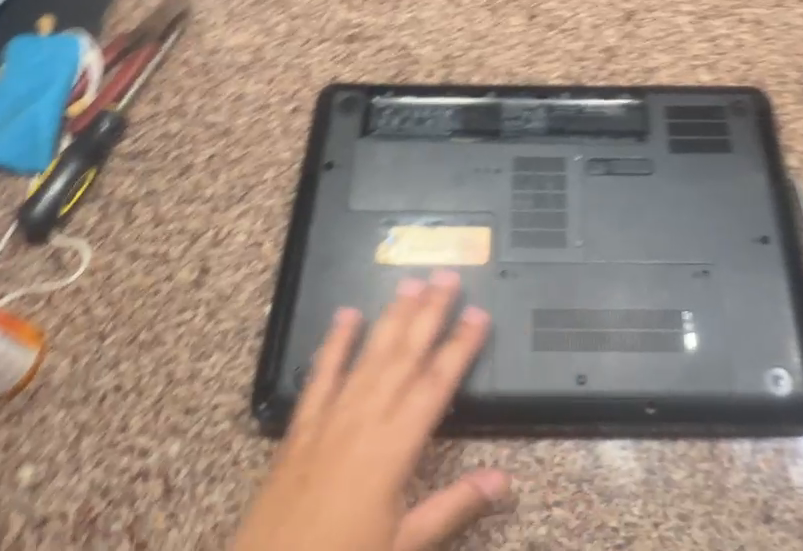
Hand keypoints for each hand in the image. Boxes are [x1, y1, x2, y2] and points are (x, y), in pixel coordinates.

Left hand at [231, 270, 509, 550]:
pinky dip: (334, 344)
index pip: (436, 384)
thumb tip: (502, 480)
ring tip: (410, 284)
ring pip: (367, 357)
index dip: (460, 347)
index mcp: (394, 447)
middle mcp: (363, 421)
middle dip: (428, 314)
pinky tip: (345, 316)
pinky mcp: (300, 428)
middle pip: (404, 356)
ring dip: (391, 318)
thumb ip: (454, 505)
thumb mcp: (406, 542)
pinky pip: (320, 376)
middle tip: (447, 277)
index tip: (479, 315)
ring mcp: (329, 420)